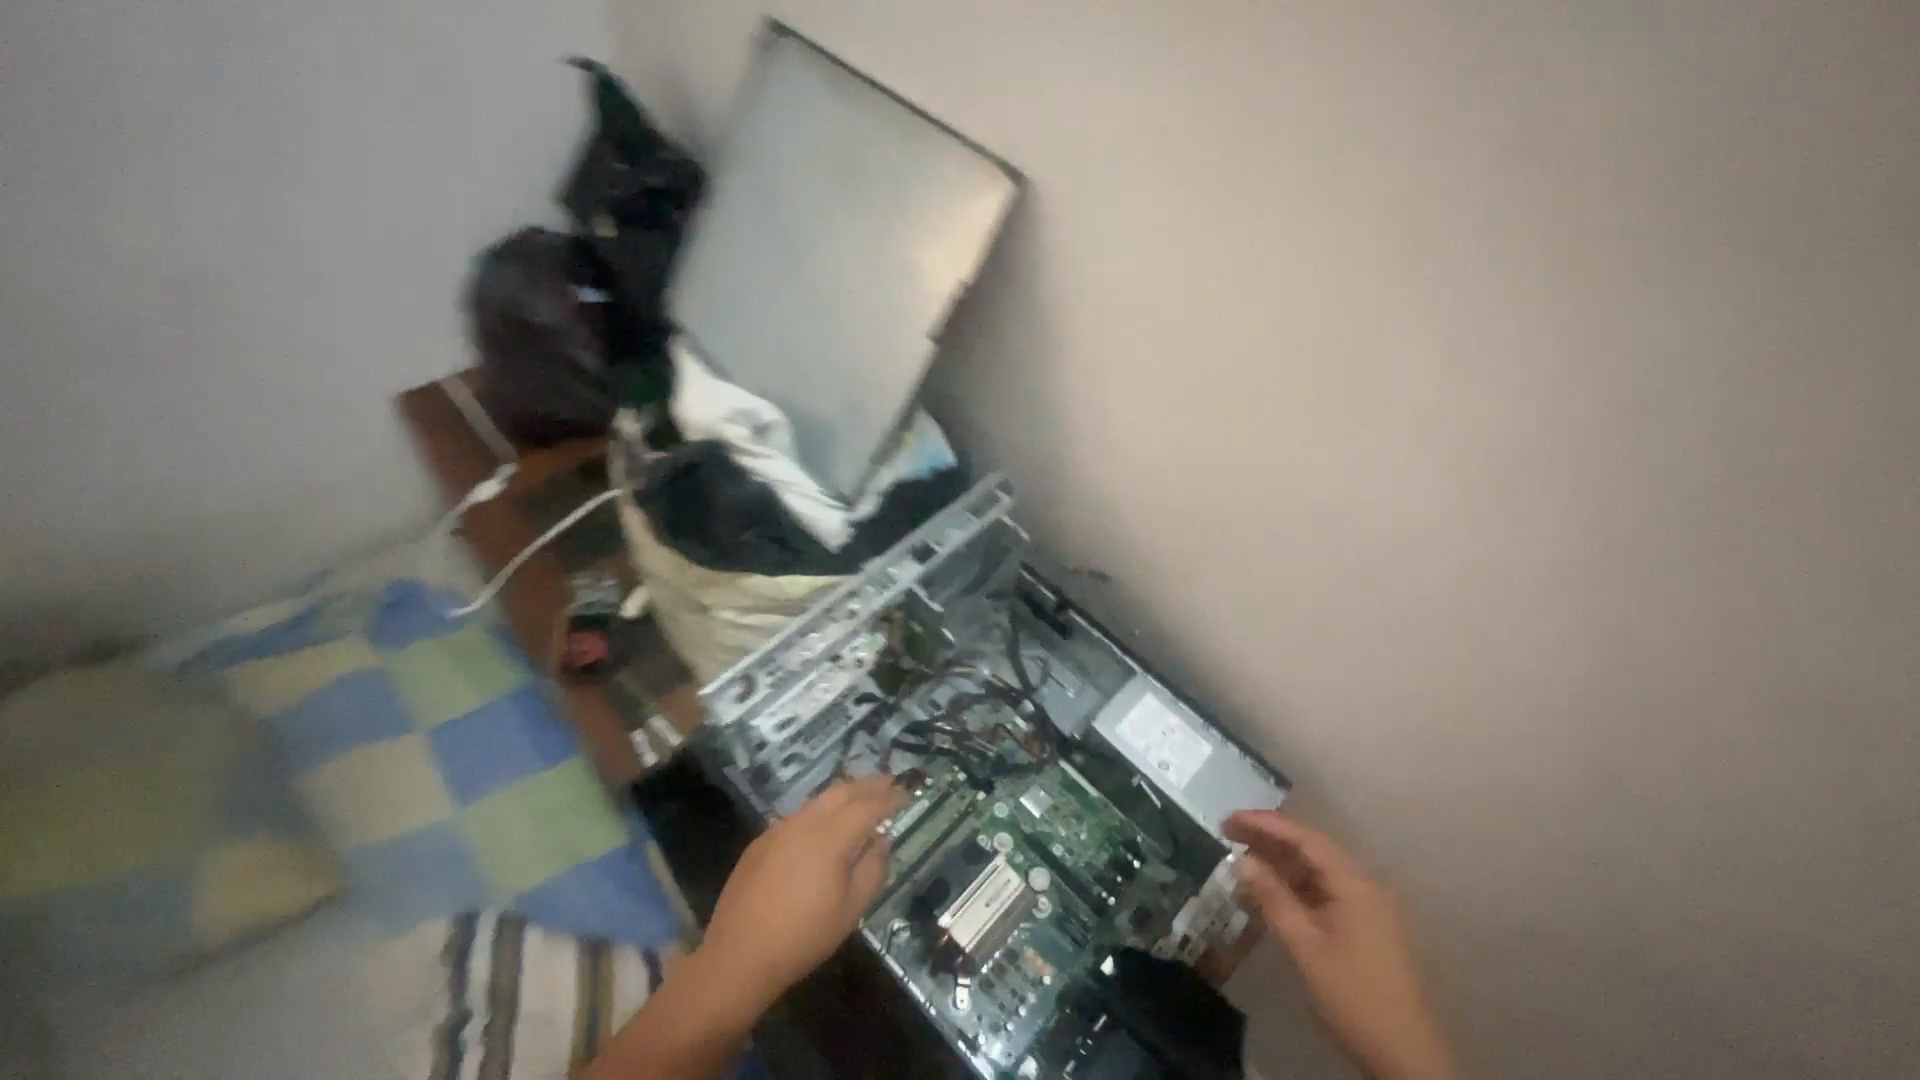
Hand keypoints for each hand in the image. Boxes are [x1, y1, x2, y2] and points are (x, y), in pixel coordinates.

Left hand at [698, 774, 904, 1012]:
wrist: (739, 955)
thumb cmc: (804, 936)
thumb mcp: (852, 909)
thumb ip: (873, 868)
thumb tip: (882, 839)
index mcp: (830, 836)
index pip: (868, 805)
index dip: (890, 797)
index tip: (908, 793)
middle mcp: (804, 822)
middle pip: (841, 791)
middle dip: (868, 784)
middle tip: (889, 781)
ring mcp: (778, 829)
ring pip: (818, 800)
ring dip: (844, 794)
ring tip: (862, 797)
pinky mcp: (761, 842)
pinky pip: (799, 816)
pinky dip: (820, 811)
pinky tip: (825, 825)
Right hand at [1225, 811, 1453, 1079]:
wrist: (1404, 1052)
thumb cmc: (1352, 995)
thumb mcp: (1304, 945)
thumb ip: (1272, 898)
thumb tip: (1241, 861)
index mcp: (1354, 883)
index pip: (1304, 838)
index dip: (1264, 824)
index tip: (1228, 819)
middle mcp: (1364, 885)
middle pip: (1311, 849)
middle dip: (1269, 838)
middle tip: (1227, 833)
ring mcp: (1366, 905)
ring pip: (1317, 870)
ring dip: (1280, 862)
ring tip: (1241, 858)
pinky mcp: (1364, 925)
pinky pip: (1324, 891)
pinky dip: (1294, 886)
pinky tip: (1269, 891)